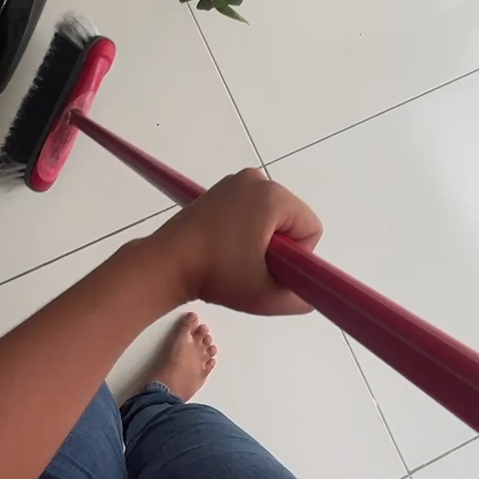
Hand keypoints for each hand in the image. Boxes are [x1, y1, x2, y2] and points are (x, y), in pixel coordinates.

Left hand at [147, 169, 322, 314]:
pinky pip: (252, 210)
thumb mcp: (265, 295)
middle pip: (291, 219)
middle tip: (251, 266)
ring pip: (272, 216)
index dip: (297, 256)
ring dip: (262, 239)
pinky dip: (247, 228)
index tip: (269, 269)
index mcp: (272, 196)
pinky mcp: (220, 190)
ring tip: (236, 257)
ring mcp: (236, 182)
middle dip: (280, 247)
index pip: (310, 228)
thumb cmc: (216, 274)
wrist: (167, 263)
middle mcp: (257, 180)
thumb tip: (308, 295)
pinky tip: (227, 246)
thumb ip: (299, 299)